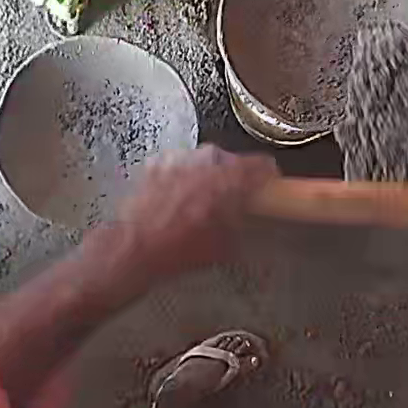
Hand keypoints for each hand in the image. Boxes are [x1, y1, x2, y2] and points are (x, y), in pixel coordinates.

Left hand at [109, 146, 277, 277]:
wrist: (138, 247)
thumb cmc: (180, 249)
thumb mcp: (226, 243)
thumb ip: (242, 219)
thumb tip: (245, 213)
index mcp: (231, 178)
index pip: (262, 164)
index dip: (267, 175)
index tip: (268, 181)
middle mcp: (207, 161)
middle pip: (232, 160)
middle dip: (234, 177)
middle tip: (230, 198)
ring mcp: (181, 158)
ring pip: (205, 160)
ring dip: (207, 174)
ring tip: (199, 199)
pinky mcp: (159, 162)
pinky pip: (180, 163)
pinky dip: (182, 175)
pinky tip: (177, 195)